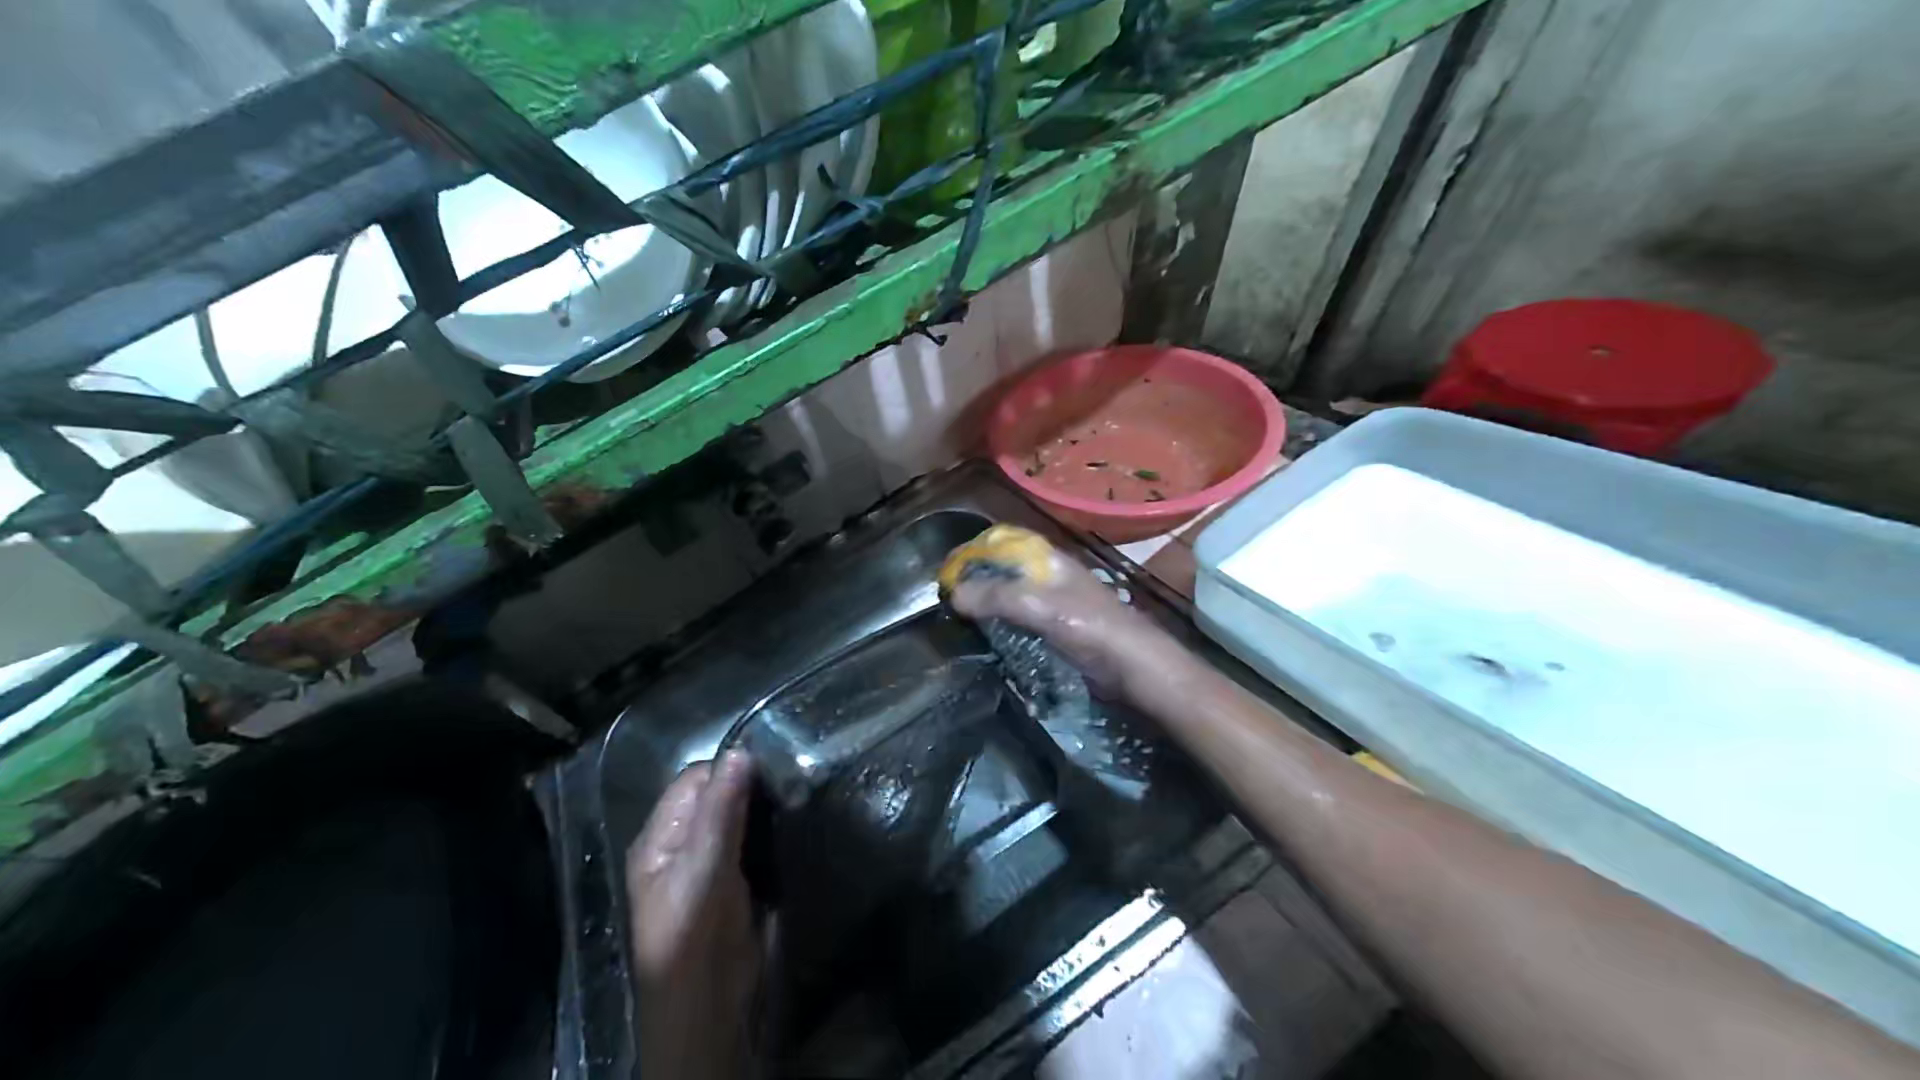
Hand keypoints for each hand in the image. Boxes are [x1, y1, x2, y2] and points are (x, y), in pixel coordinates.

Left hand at [626, 750, 759, 1079]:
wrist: (708, 1008)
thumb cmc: (692, 936)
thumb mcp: (702, 872)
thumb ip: (720, 814)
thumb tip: (740, 753)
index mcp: (660, 838)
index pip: (695, 780)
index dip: (729, 769)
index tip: (771, 764)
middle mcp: (681, 845)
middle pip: (717, 796)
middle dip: (750, 786)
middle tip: (791, 778)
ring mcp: (710, 864)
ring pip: (738, 816)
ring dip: (763, 807)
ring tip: (796, 795)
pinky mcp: (737, 880)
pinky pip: (753, 840)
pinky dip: (770, 830)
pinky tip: (792, 824)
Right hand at [946, 541, 1168, 695]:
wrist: (1132, 667)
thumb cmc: (1090, 627)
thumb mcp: (1040, 607)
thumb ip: (997, 597)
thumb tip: (953, 593)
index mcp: (1046, 560)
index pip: (1002, 541)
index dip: (973, 550)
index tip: (945, 570)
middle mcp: (1047, 576)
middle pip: (1002, 569)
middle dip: (974, 580)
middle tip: (945, 599)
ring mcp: (1051, 604)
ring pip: (1009, 596)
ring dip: (985, 605)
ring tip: (957, 619)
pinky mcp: (1054, 630)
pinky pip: (1018, 621)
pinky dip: (999, 625)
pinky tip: (983, 637)